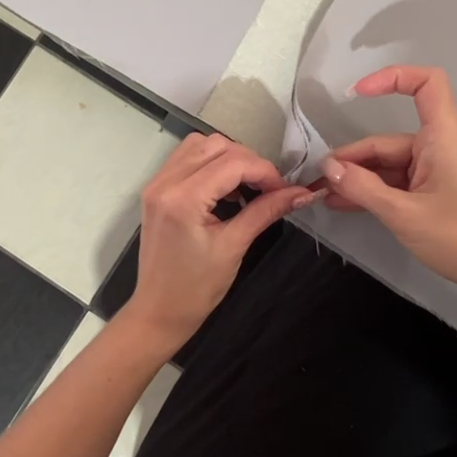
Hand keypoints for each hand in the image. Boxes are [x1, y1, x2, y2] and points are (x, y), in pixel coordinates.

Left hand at [124, 133, 313, 339]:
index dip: (265, 171)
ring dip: (228, 158)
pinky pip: (185, 160)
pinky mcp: (155, 191)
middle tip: (267, 189)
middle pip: (216, 145)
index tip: (284, 190)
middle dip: (248, 161)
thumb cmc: (196, 288)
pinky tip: (225, 190)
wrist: (159, 310)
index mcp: (183, 199)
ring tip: (247, 187)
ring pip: (199, 146)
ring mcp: (156, 185)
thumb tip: (301, 193)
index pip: (233, 162)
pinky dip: (209, 164)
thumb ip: (265, 211)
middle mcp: (165, 183)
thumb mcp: (234, 246)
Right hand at [319, 66, 456, 301]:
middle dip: (353, 158)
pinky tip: (345, 204)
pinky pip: (398, 183)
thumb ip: (362, 188)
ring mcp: (438, 172)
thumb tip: (327, 169)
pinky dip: (374, 192)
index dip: (392, 78)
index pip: (426, 85)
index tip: (356, 94)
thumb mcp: (403, 214)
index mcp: (443, 139)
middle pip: (389, 140)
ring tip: (324, 196)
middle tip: (318, 181)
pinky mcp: (437, 194)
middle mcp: (441, 149)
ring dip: (359, 179)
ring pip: (390, 165)